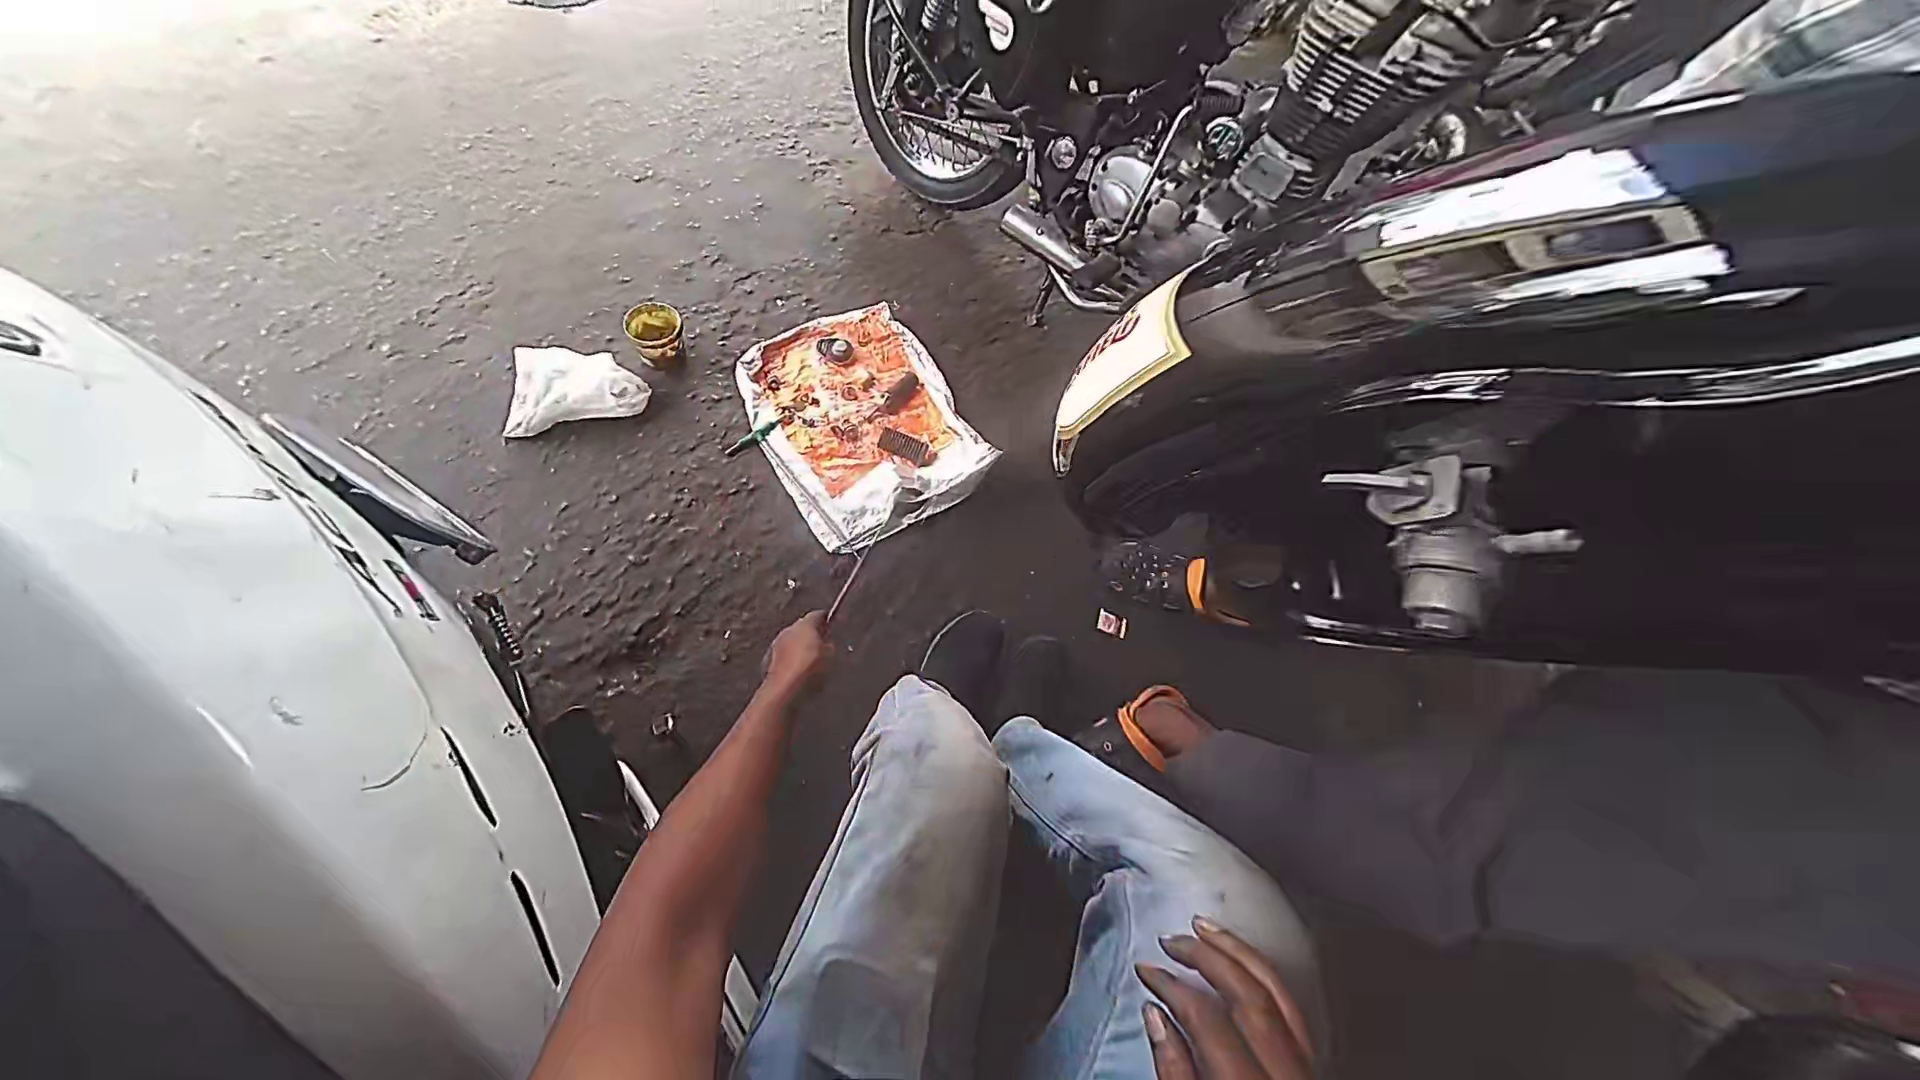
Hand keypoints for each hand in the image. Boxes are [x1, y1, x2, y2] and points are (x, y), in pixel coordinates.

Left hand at [762, 611, 829, 691]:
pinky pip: (784, 653)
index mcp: (805, 624)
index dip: (826, 620)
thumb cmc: (809, 669)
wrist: (784, 688)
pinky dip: (790, 657)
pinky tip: (798, 669)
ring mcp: (777, 643)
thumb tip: (828, 643)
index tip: (831, 625)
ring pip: (792, 640)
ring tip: (810, 660)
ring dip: (800, 646)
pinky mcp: (769, 657)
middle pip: (803, 627)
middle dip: (812, 634)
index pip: (818, 615)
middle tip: (822, 645)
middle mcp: (789, 629)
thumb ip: (830, 645)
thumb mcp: (830, 656)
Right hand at [1137, 916, 1315, 1079]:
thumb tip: (1156, 1014)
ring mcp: (1310, 1075)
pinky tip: (1242, 957)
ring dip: (1239, 952)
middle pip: (1249, 997)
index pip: (1209, 1020)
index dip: (1171, 987)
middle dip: (1205, 957)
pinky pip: (1295, 1010)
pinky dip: (1265, 974)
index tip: (1145, 971)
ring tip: (1205, 926)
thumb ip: (1177, 1075)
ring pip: (1280, 995)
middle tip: (1169, 938)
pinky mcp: (1318, 1074)